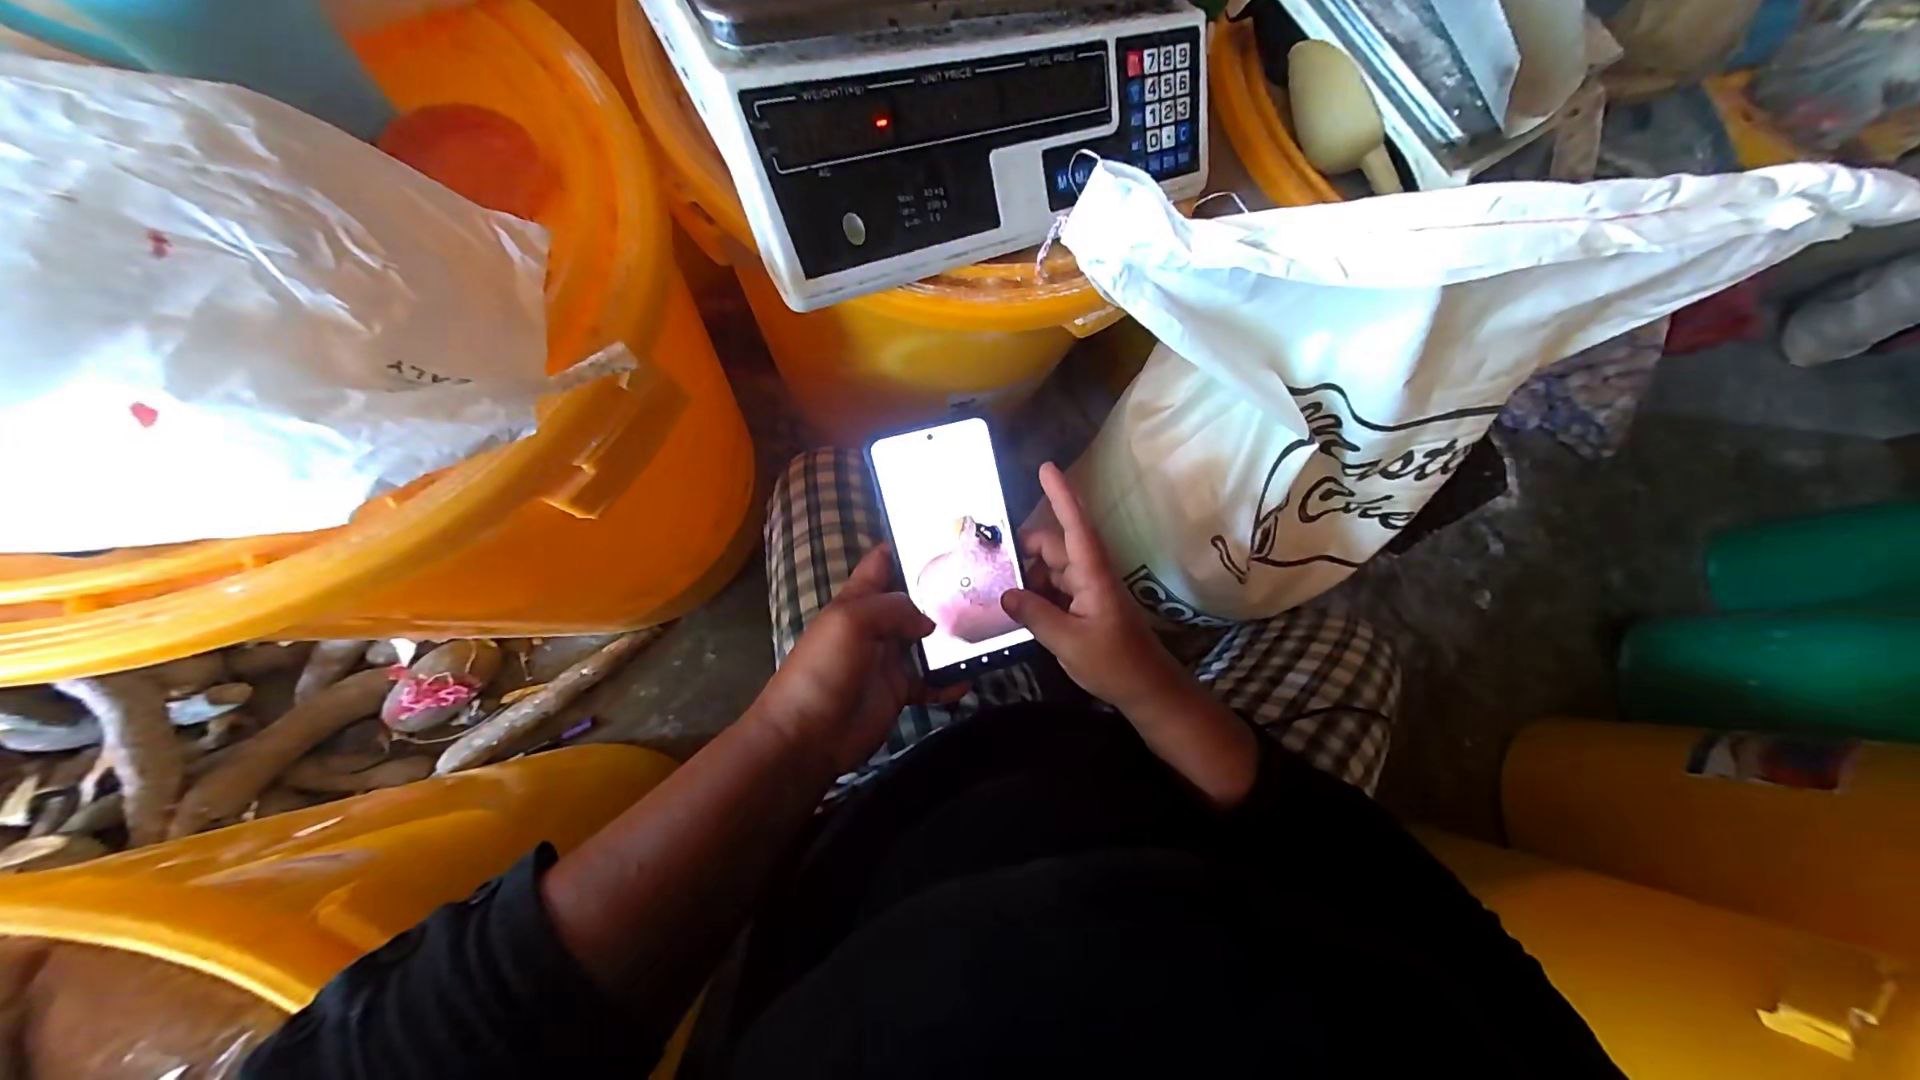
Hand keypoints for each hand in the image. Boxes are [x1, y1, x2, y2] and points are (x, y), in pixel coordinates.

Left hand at [751, 546, 964, 773]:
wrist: (807, 736)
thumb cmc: (823, 670)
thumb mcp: (851, 622)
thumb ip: (893, 608)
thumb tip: (929, 621)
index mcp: (858, 600)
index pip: (882, 563)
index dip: (907, 546)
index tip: (945, 536)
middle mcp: (877, 625)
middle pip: (914, 601)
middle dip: (944, 591)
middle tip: (986, 582)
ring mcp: (889, 659)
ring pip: (929, 640)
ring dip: (954, 637)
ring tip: (989, 627)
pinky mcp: (899, 691)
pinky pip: (932, 682)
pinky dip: (950, 681)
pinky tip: (969, 678)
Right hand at [1004, 463, 1256, 807]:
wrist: (1147, 689)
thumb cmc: (1115, 663)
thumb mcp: (1069, 642)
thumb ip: (1035, 615)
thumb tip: (1005, 594)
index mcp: (1092, 574)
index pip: (1075, 525)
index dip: (1061, 494)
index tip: (1046, 467)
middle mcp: (1089, 573)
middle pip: (1052, 546)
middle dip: (1022, 551)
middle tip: (989, 567)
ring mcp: (1086, 589)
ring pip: (1049, 567)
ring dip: (1026, 575)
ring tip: (997, 593)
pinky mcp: (1083, 604)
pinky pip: (1052, 587)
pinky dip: (1034, 592)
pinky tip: (1015, 608)